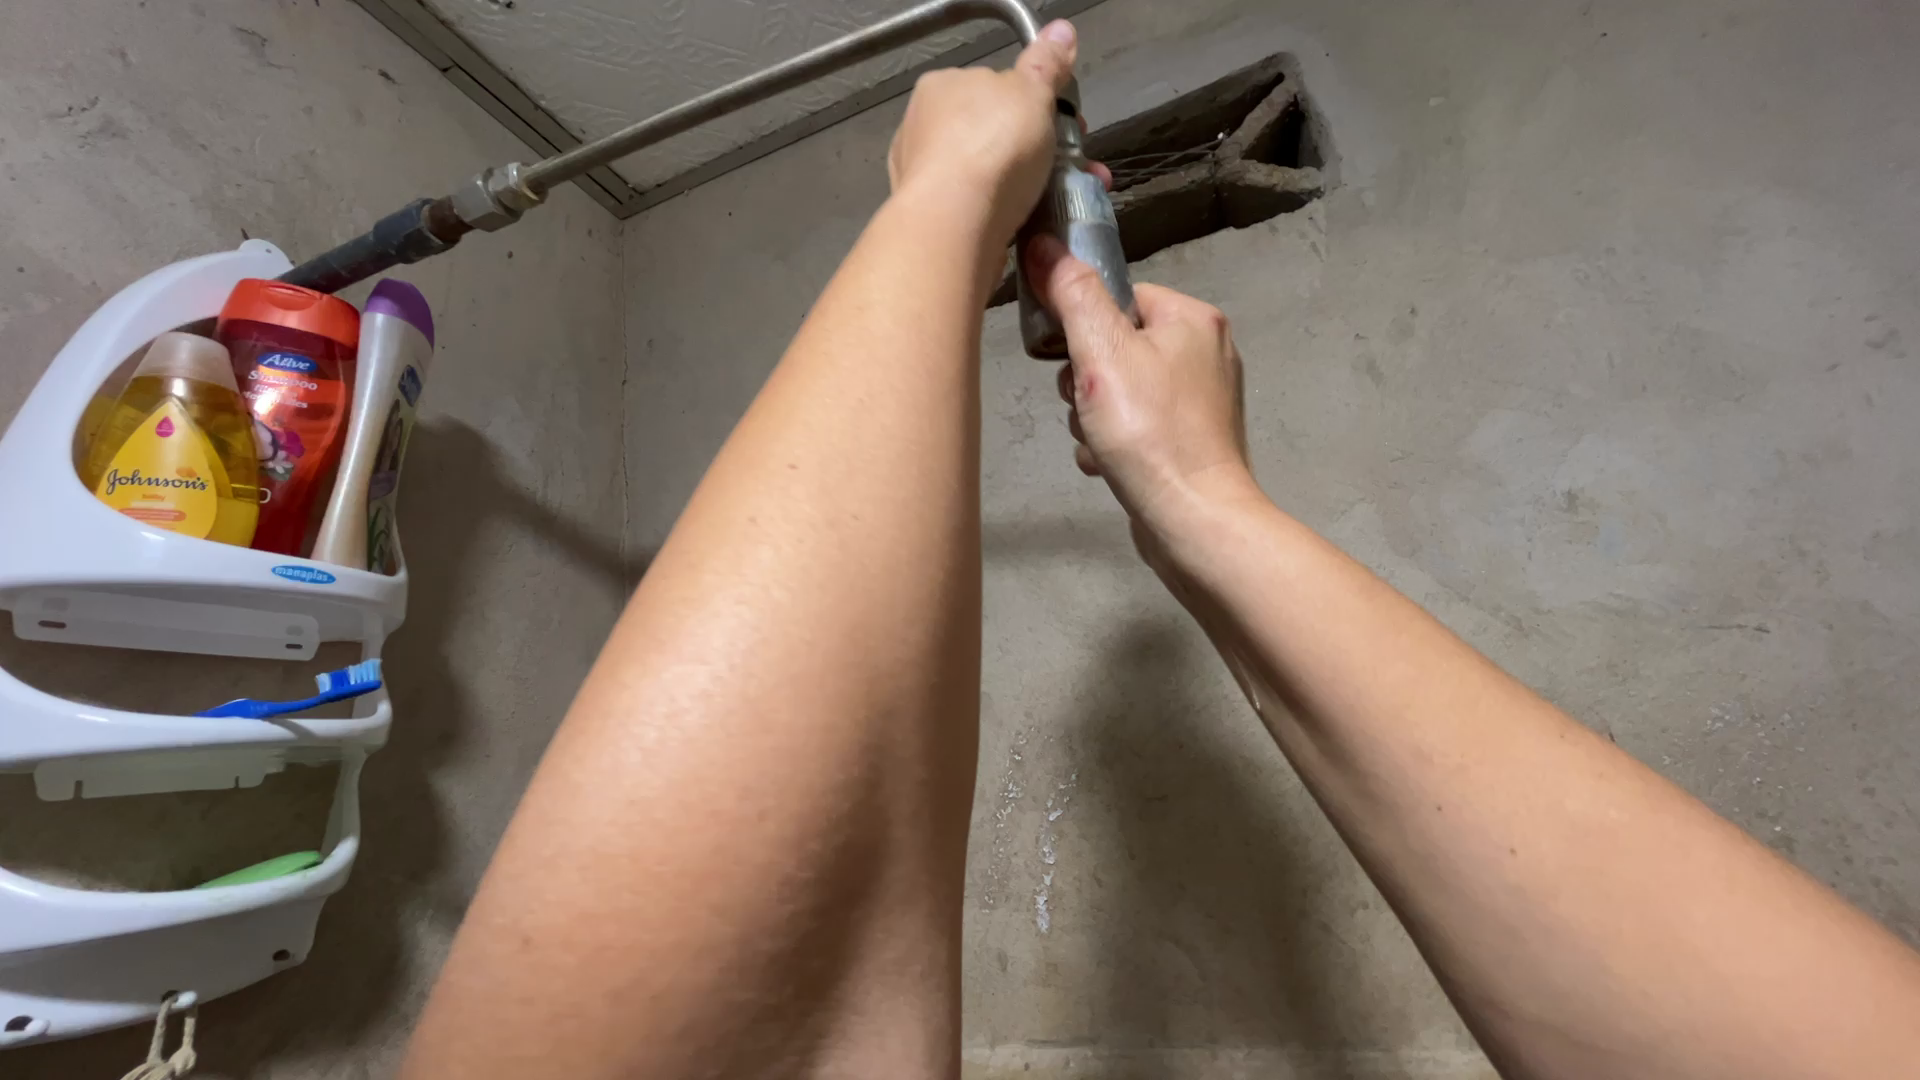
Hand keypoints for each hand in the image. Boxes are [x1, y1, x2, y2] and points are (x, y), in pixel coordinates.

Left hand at [887, 20, 1077, 246]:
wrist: (954, 225)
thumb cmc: (992, 147)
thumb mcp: (1031, 91)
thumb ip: (1046, 65)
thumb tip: (1061, 32)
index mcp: (941, 87)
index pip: (992, 89)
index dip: (1032, 107)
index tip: (1061, 129)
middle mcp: (922, 131)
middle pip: (989, 138)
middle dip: (1031, 154)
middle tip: (1069, 173)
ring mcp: (922, 182)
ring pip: (984, 180)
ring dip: (1021, 192)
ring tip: (1056, 209)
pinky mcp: (931, 225)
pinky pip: (976, 215)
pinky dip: (1002, 221)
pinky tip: (1025, 231)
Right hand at [1025, 235, 1255, 537]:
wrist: (1193, 517)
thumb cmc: (1147, 431)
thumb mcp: (1101, 353)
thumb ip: (1072, 296)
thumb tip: (1045, 244)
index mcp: (1192, 318)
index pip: (1120, 297)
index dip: (1083, 329)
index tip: (1072, 364)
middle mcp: (1206, 352)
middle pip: (1117, 347)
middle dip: (1086, 382)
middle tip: (1086, 407)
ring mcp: (1203, 401)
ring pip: (1121, 391)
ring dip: (1094, 417)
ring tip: (1098, 441)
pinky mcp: (1194, 441)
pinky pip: (1138, 427)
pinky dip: (1116, 443)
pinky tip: (1109, 464)